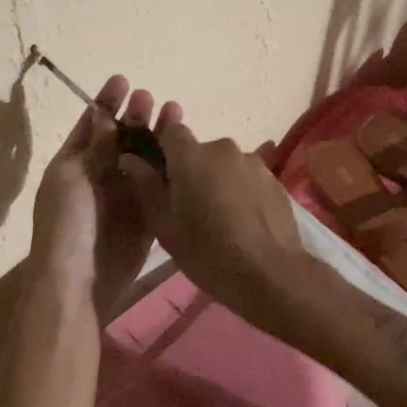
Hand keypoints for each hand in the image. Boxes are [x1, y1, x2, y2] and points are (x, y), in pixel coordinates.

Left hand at [31, 75, 179, 312]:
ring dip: (157, 137)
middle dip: (136, 116)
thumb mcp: (75, 178)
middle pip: (122, 138)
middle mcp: (100, 175)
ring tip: (176, 114)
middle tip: (152, 99)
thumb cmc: (68, 224)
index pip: (93, 124)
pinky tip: (186, 152)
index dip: (107, 101)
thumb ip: (96, 147)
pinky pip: (161, 186)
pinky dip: (172, 169)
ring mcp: (125, 196)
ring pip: (145, 159)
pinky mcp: (147, 217)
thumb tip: (106, 114)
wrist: (79, 280)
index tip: (124, 80)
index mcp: (74, 163)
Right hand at [120, 121, 318, 329]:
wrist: (270, 275)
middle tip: (190, 208)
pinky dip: (242, 194)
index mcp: (191, 156)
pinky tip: (243, 224)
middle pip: (200, 152)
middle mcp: (224, 149)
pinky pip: (248, 180)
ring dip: (219, 183)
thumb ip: (146, 187)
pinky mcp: (275, 181)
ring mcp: (254, 164)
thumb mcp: (165, 227)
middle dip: (192, 172)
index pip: (170, 131)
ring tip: (221, 219)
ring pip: (226, 166)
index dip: (163, 150)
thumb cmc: (208, 254)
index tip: (160, 176)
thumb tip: (131, 159)